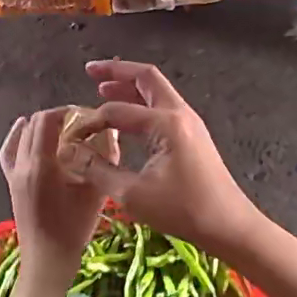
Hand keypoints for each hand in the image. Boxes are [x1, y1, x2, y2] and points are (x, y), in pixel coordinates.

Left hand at [0, 108, 109, 272]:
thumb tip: (110, 133)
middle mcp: (22, 164)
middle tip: (80, 125)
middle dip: (57, 118)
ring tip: (64, 132)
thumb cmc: (73, 228)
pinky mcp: (11, 183)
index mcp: (41, 164)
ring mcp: (13, 173)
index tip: (87, 117)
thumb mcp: (95, 191)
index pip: (47, 120)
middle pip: (34, 123)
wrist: (47, 260)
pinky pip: (10, 151)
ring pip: (22, 134)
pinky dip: (18, 137)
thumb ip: (102, 158)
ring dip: (41, 127)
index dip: (67, 111)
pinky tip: (26, 130)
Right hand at [63, 60, 266, 259]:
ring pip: (156, 91)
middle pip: (146, 78)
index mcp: (166, 123)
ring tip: (103, 87)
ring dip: (130, 86)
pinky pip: (163, 107)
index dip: (91, 120)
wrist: (228, 225)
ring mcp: (189, 123)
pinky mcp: (193, 135)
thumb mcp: (133, 195)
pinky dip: (142, 103)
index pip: (117, 110)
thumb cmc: (183, 210)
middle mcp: (179, 114)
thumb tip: (68, 152)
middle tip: (91, 70)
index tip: (72, 135)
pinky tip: (127, 117)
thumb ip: (97, 170)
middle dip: (117, 71)